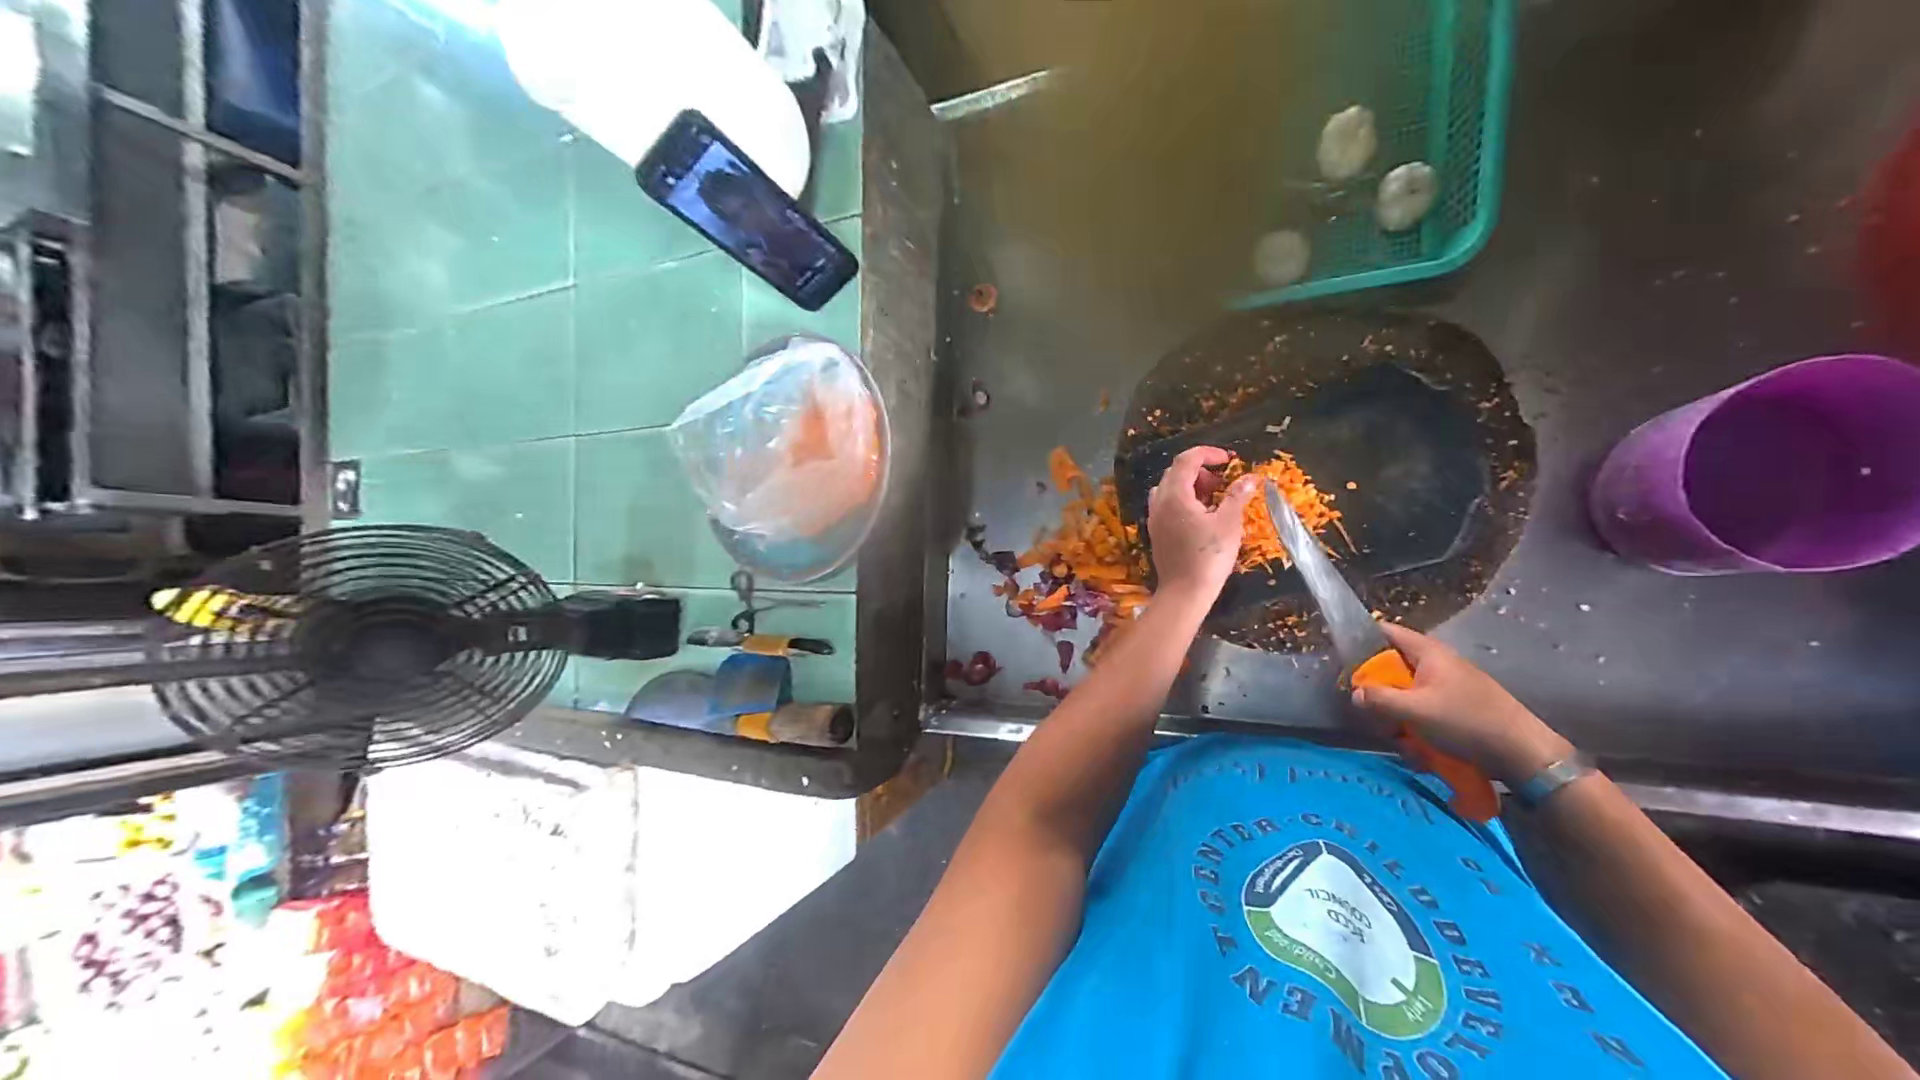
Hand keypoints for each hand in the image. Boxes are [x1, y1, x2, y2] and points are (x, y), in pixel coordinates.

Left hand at [1147, 446, 1257, 599]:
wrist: (1184, 591)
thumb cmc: (1209, 556)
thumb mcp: (1229, 523)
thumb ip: (1237, 496)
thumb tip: (1250, 478)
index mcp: (1174, 496)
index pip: (1185, 460)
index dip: (1207, 454)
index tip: (1227, 459)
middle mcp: (1159, 503)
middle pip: (1175, 472)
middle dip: (1200, 470)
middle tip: (1222, 481)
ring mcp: (1155, 518)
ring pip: (1169, 489)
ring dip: (1191, 485)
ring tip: (1213, 497)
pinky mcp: (1157, 532)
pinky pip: (1167, 505)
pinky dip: (1183, 500)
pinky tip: (1201, 515)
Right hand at [1351, 622, 1573, 785]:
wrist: (1525, 753)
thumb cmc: (1466, 722)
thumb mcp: (1414, 711)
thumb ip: (1378, 698)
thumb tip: (1355, 693)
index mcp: (1428, 652)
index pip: (1385, 631)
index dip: (1362, 641)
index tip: (1345, 661)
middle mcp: (1439, 663)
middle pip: (1393, 668)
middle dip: (1381, 694)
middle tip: (1376, 714)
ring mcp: (1452, 686)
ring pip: (1408, 695)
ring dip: (1401, 718)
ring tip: (1406, 741)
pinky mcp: (1461, 708)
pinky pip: (1426, 712)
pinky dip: (1420, 728)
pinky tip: (1425, 751)